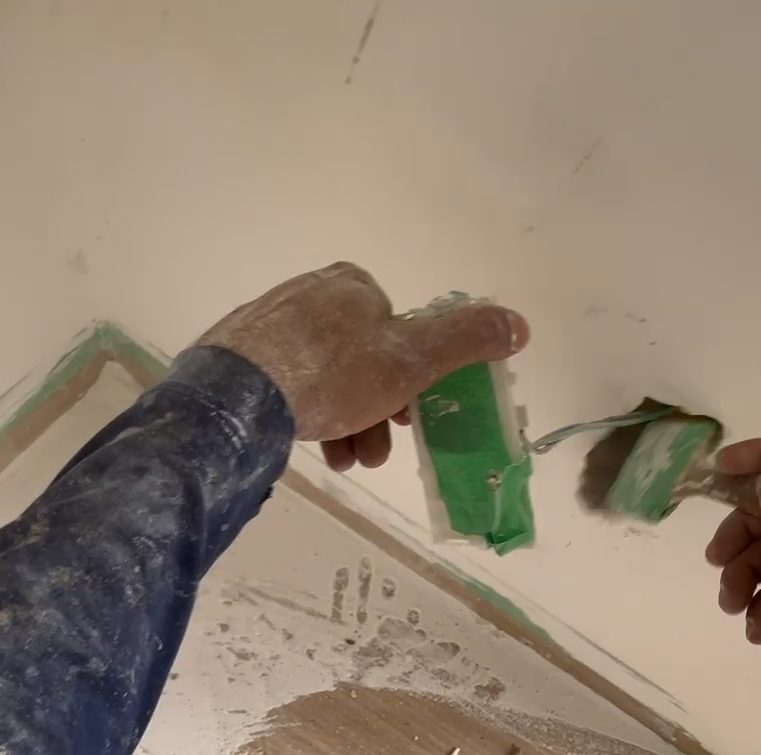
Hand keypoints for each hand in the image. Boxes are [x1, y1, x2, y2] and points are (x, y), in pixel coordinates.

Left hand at [198, 262, 529, 469]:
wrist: (240, 399)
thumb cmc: (335, 373)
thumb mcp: (413, 360)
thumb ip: (467, 341)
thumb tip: (520, 324)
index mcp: (351, 287)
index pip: (398, 332)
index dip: (411, 377)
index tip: (408, 414)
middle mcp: (311, 296)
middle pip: (365, 363)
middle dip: (380, 413)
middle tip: (379, 450)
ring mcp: (272, 326)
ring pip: (331, 382)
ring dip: (353, 427)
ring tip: (351, 461)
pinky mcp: (243, 358)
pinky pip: (295, 390)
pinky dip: (317, 421)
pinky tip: (322, 452)